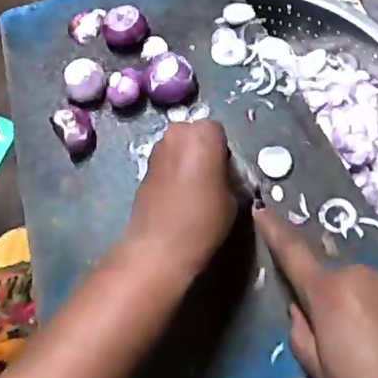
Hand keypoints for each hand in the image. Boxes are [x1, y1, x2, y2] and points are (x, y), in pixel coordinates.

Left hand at [119, 119, 238, 277]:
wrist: (159, 246)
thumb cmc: (203, 219)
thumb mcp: (232, 199)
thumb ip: (230, 177)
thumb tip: (226, 175)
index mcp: (203, 133)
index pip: (219, 132)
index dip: (223, 152)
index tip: (225, 174)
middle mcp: (177, 132)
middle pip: (195, 134)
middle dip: (203, 150)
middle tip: (210, 179)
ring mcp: (157, 147)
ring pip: (179, 146)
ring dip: (186, 159)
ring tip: (192, 189)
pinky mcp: (145, 164)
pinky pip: (166, 160)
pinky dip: (173, 170)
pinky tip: (177, 195)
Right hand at [253, 204, 377, 377]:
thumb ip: (302, 336)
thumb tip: (300, 311)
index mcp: (330, 292)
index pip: (293, 252)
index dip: (273, 229)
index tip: (260, 207)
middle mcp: (361, 274)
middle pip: (332, 276)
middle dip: (328, 297)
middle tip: (335, 337)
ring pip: (361, 286)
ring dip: (358, 305)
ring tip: (370, 349)